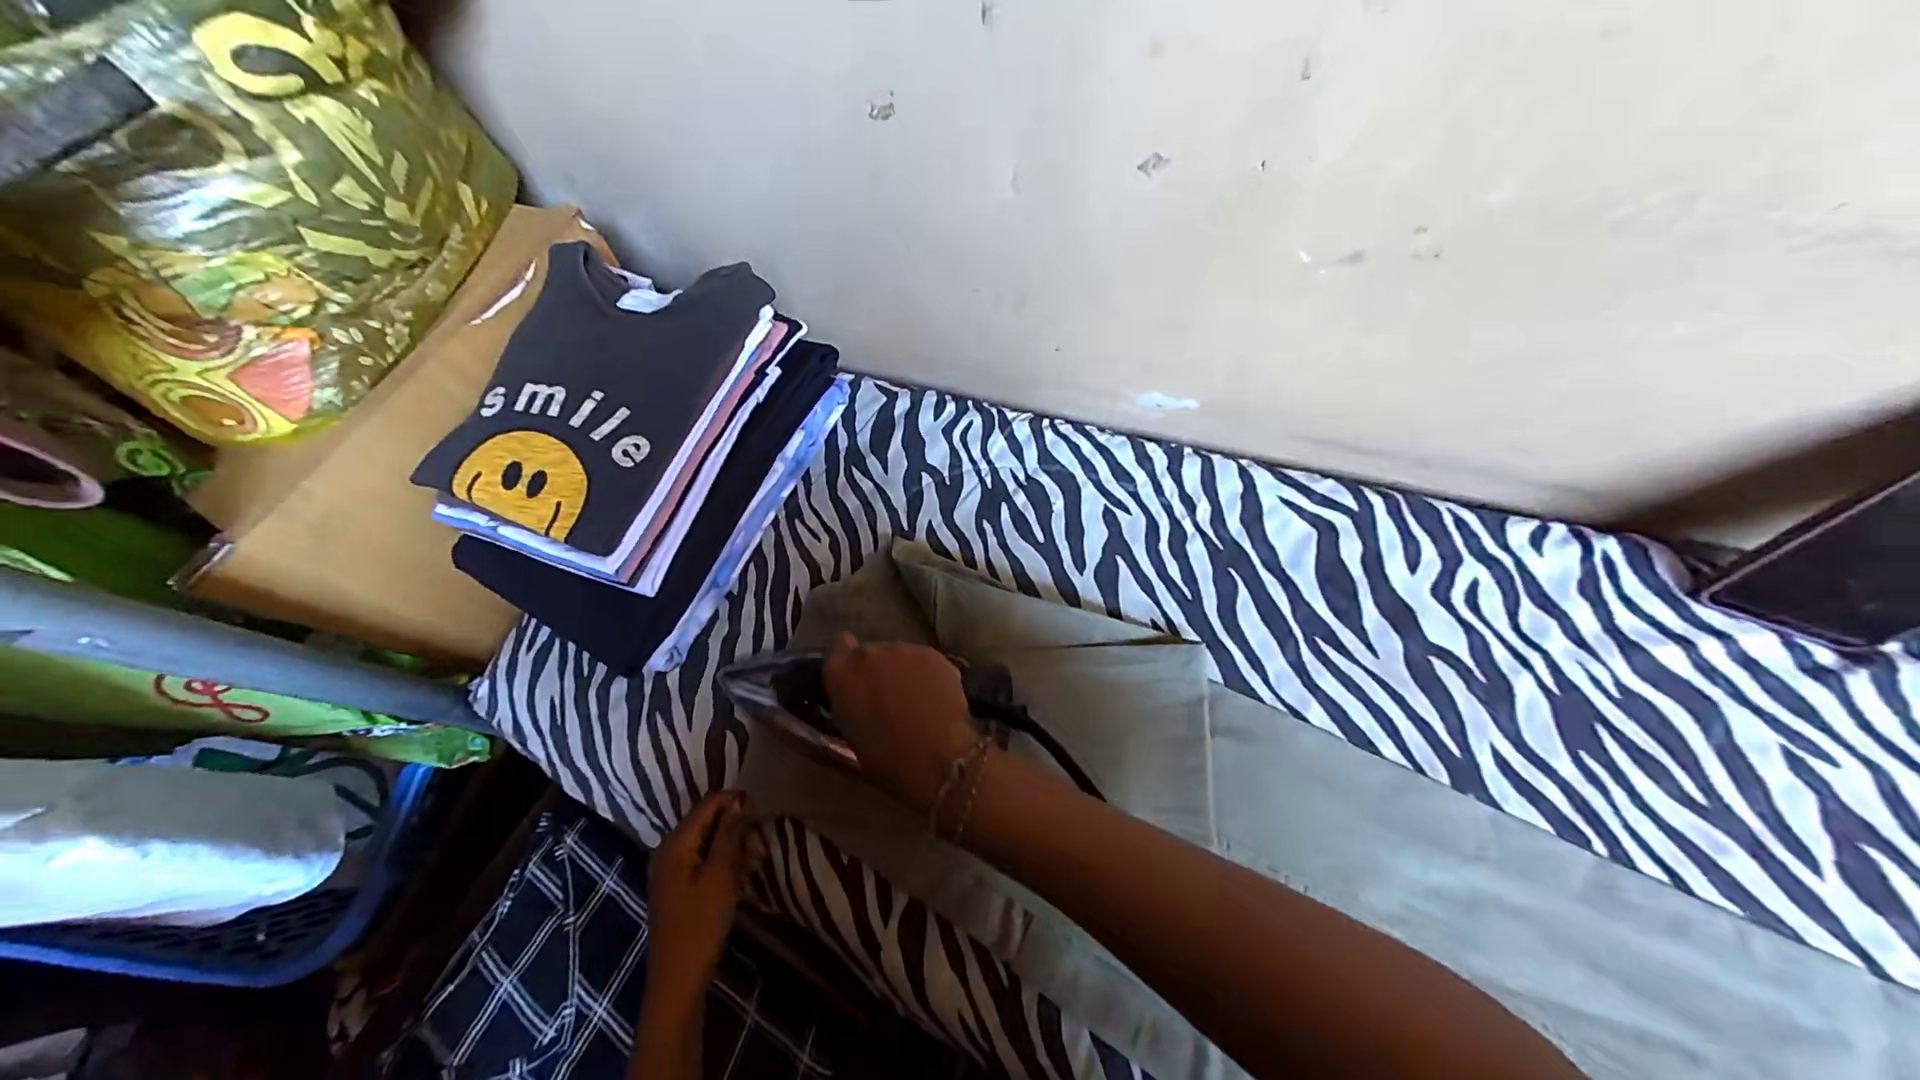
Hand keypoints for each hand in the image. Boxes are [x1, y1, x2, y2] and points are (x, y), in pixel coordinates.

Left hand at [646, 790, 760, 995]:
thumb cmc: (701, 923)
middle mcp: (669, 849)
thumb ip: (729, 833)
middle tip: (761, 847)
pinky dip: (724, 862)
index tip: (762, 815)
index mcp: (675, 843)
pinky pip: (705, 859)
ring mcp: (672, 869)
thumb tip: (739, 798)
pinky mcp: (679, 886)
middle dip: (737, 827)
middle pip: (709, 821)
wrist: (679, 979)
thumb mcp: (721, 874)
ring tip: (755, 862)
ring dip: (734, 846)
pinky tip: (741, 875)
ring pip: (709, 841)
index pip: (708, 804)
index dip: (736, 803)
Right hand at [822, 633, 978, 811]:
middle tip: (888, 696)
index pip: (839, 649)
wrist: (935, 757)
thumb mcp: (851, 731)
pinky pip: (925, 662)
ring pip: (900, 656)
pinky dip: (928, 675)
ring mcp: (903, 649)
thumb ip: (850, 701)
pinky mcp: (933, 654)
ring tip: (917, 700)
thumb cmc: (886, 756)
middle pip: (871, 654)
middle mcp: (868, 652)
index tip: (857, 679)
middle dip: (878, 670)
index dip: (850, 663)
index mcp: (841, 672)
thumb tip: (859, 696)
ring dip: (903, 672)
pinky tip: (936, 698)